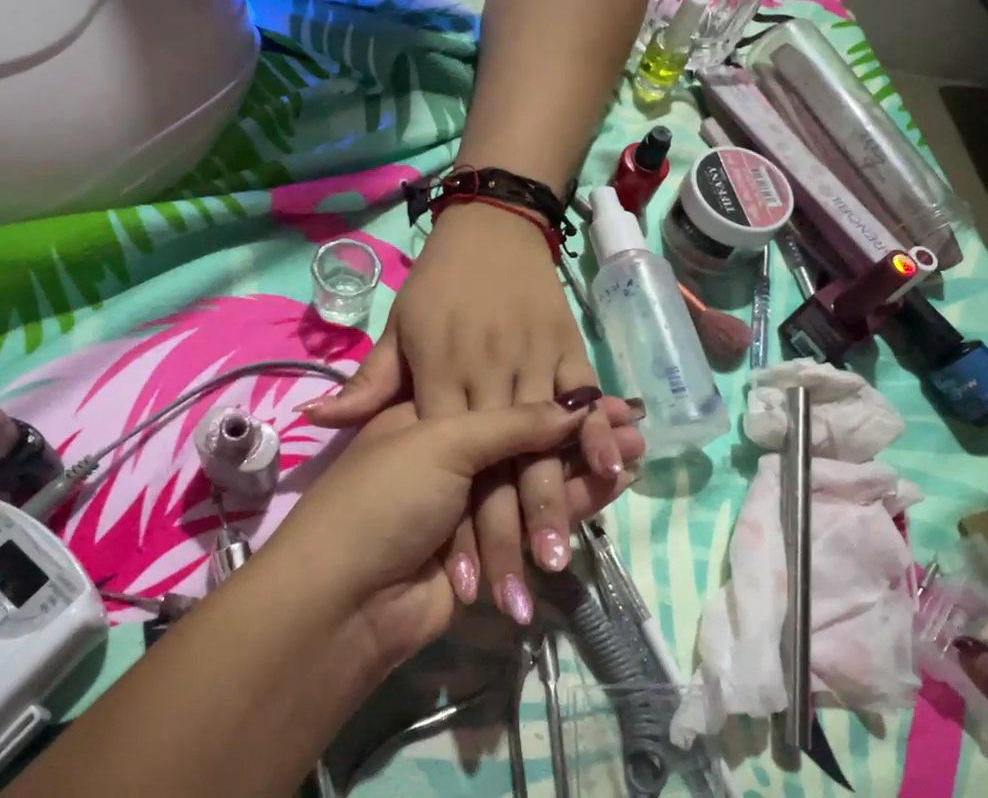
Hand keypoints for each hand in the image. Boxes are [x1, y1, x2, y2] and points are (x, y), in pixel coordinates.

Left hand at [269, 398, 641, 669]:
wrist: (348, 596)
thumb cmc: (383, 498)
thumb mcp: (440, 441)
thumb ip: (511, 423)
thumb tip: (574, 406)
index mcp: (436, 412)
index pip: (508, 394)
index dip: (556, 395)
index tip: (604, 391)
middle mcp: (459, 451)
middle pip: (533, 434)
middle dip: (583, 430)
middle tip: (636, 423)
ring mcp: (477, 498)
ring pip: (543, 473)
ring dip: (590, 464)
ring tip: (640, 449)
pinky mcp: (493, 542)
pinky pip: (541, 515)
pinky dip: (580, 499)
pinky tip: (618, 481)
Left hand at [303, 202, 619, 626]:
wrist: (490, 224)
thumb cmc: (434, 285)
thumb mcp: (395, 334)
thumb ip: (370, 387)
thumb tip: (315, 420)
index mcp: (439, 377)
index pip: (451, 462)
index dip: (460, 519)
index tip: (466, 578)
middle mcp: (487, 376)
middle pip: (500, 464)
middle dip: (513, 528)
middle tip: (527, 586)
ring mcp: (531, 362)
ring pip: (545, 444)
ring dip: (560, 498)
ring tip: (568, 551)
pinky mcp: (568, 349)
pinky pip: (584, 398)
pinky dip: (599, 432)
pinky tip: (615, 468)